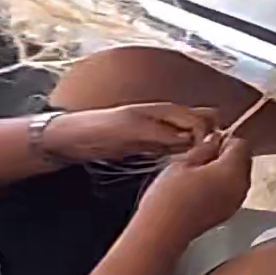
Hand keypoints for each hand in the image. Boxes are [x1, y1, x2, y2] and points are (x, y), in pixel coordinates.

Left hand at [46, 103, 216, 163]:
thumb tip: (196, 141)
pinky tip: (179, 163)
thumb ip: (167, 134)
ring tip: (192, 163)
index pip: (206, 118)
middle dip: (210, 137)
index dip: (209, 134)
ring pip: (194, 136)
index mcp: (170, 110)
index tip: (202, 152)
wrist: (66, 140)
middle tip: (201, 156)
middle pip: (206, 123)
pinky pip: (179, 146)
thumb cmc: (100, 130)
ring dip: (198, 147)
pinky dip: (185, 153)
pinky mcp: (153, 144)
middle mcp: (172, 119)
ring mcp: (163, 131)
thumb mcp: (134, 131)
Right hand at [134, 133, 253, 244]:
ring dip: (225, 172)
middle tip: (199, 162)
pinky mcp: (230, 210)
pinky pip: (233, 190)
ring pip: (239, 175)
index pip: (241, 144)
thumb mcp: (181, 165)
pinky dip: (222, 186)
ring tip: (197, 178)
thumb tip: (216, 139)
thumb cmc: (168, 197)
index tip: (207, 146)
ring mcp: (239, 198)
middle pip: (243, 159)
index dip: (225, 142)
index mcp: (234, 168)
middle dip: (226, 157)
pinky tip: (200, 192)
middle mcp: (243, 182)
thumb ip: (204, 149)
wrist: (161, 234)